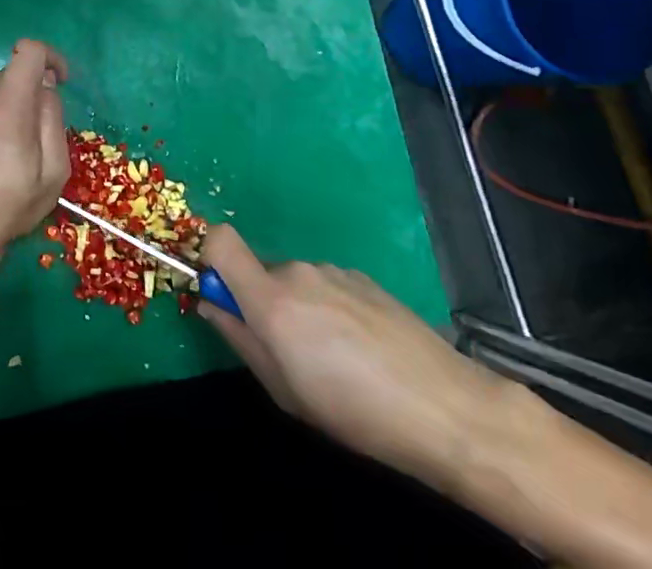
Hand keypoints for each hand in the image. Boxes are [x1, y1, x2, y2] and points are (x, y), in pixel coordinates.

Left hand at [0, 40, 70, 261]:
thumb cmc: (13, 205)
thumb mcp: (55, 171)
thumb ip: (53, 118)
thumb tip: (45, 85)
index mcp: (6, 110)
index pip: (29, 51)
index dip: (51, 58)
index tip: (59, 81)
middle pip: (12, 74)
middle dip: (28, 95)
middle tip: (30, 136)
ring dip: (4, 106)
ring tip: (2, 148)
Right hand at [198, 225, 516, 480]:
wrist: (442, 404)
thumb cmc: (351, 410)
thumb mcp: (282, 389)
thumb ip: (240, 339)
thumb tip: (212, 306)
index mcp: (271, 299)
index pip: (221, 242)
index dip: (209, 258)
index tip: (220, 295)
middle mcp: (299, 271)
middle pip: (260, 271)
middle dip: (262, 302)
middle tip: (288, 352)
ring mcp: (335, 271)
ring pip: (296, 281)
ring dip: (298, 307)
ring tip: (332, 356)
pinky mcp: (365, 278)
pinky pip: (327, 284)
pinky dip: (328, 307)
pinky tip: (360, 347)